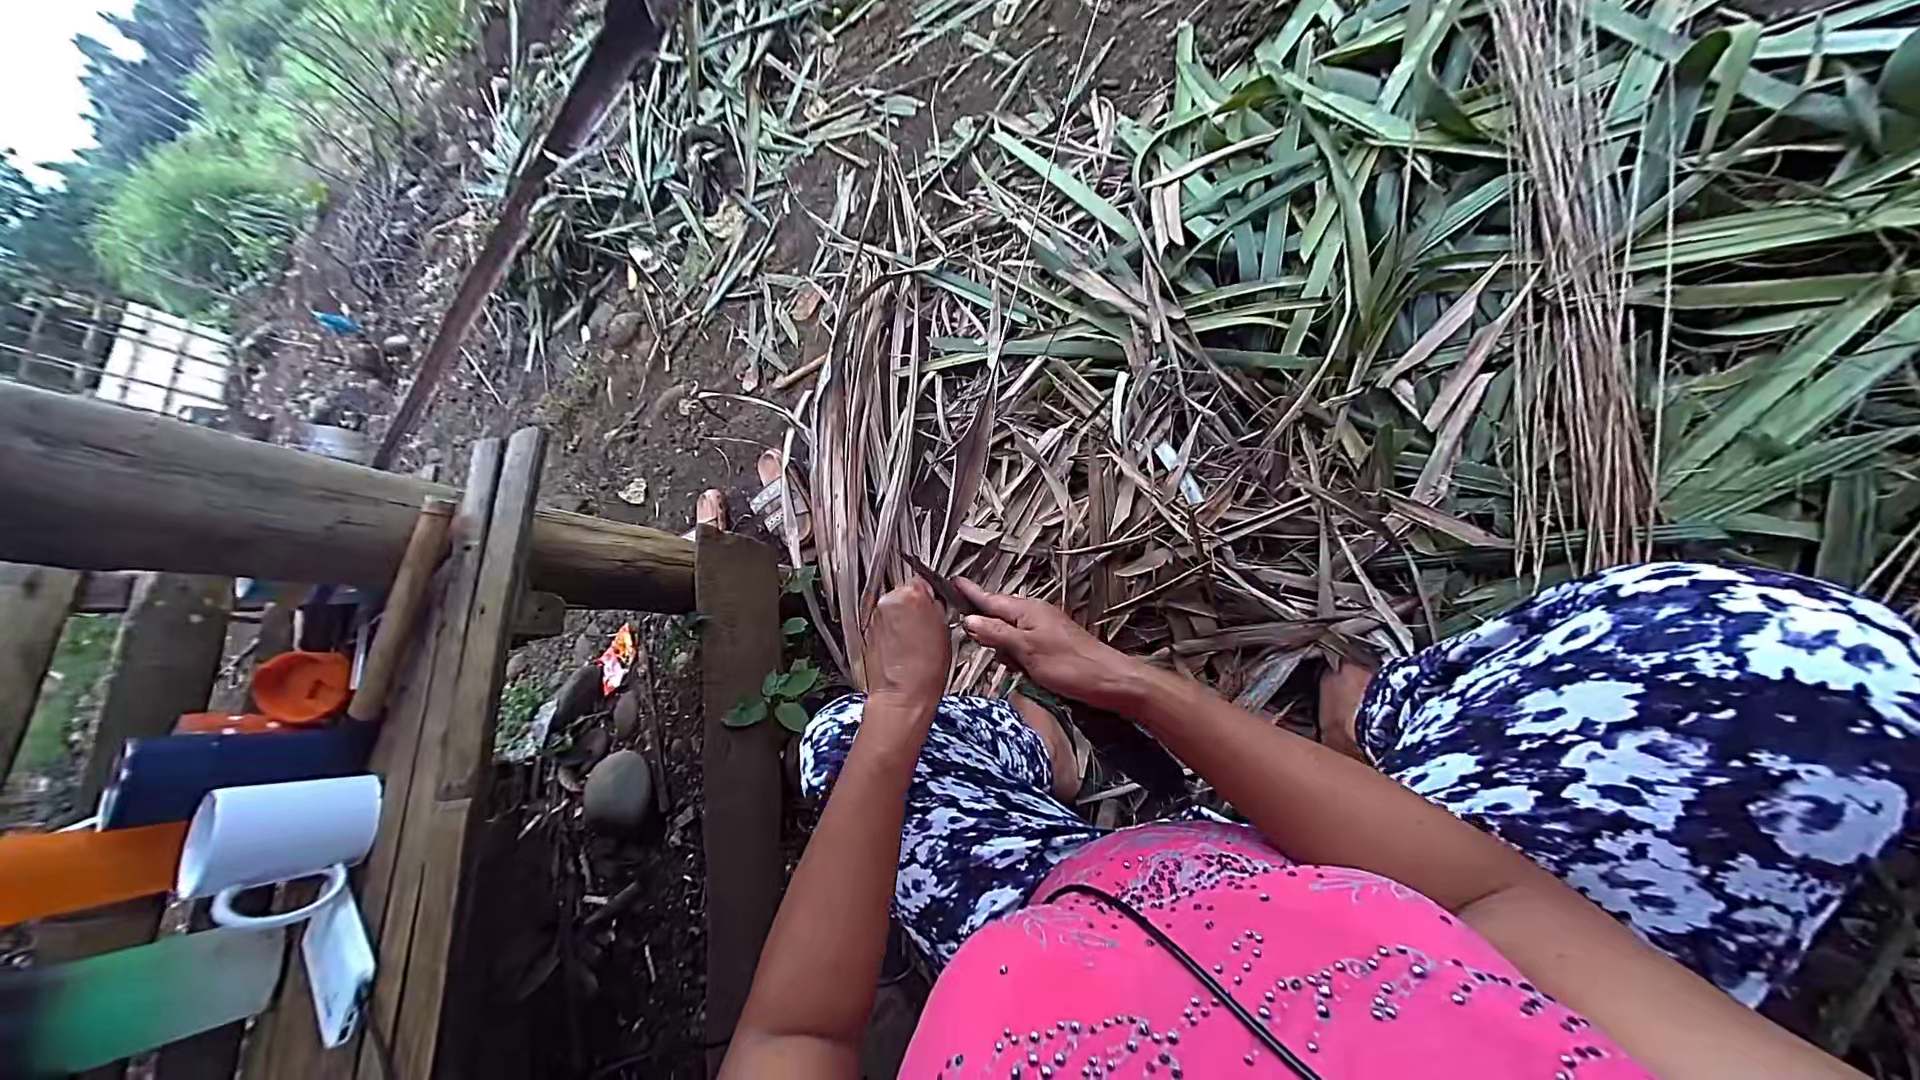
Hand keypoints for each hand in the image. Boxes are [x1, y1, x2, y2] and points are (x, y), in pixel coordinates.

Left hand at [862, 578, 950, 713]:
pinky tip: (902, 647)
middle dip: (914, 606)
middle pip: (905, 593)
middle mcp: (889, 601)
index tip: (933, 609)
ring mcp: (876, 616)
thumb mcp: (944, 631)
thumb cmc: (925, 670)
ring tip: (913, 640)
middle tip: (925, 627)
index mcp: (912, 595)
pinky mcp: (867, 630)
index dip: (930, 598)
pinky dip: (891, 630)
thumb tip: (932, 602)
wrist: (902, 696)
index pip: (923, 582)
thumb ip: (936, 608)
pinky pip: (884, 623)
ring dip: (901, 618)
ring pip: (893, 608)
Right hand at [955, 579, 1151, 711]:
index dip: (971, 594)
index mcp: (1028, 611)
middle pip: (997, 619)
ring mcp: (1043, 631)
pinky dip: (1020, 660)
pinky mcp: (1050, 646)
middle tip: (988, 648)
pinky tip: (1028, 672)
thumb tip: (971, 621)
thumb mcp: (1027, 649)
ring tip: (1018, 667)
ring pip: (1009, 637)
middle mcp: (1035, 616)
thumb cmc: (1075, 666)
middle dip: (988, 634)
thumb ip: (997, 633)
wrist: (1110, 682)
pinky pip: (1023, 648)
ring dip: (1006, 652)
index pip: (991, 599)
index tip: (954, 584)